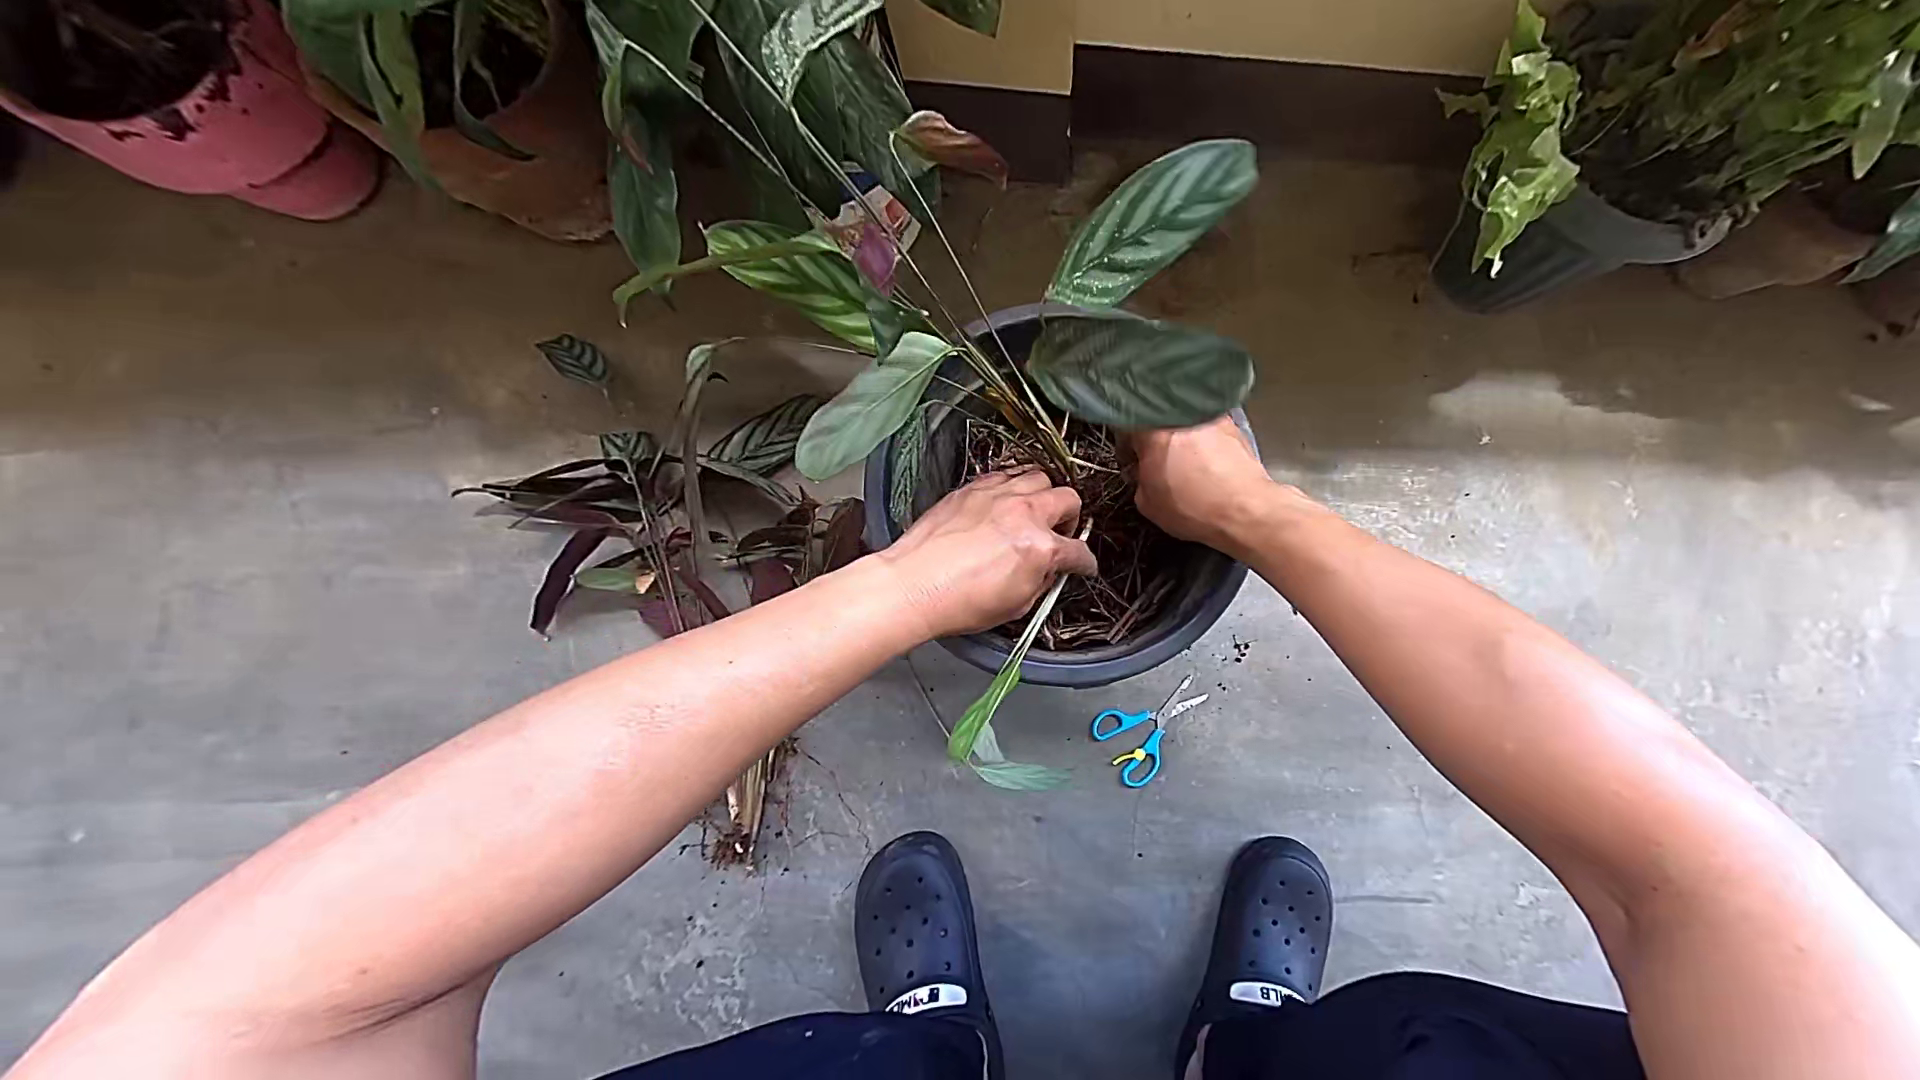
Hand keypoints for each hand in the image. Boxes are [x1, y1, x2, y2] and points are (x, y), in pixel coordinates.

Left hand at [873, 470, 1098, 639]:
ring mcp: (996, 496)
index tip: (1081, 565)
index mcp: (1040, 548)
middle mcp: (1023, 513)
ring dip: (1042, 495)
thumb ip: (1042, 582)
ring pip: (1038, 477)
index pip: (1079, 551)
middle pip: (1068, 499)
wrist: (913, 585)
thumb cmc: (956, 601)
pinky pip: (1004, 475)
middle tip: (1057, 534)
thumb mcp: (1016, 605)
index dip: (1084, 563)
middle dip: (1069, 519)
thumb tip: (1050, 571)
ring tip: (1032, 513)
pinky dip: (1011, 487)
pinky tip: (1004, 504)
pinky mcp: (971, 489)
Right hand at [1132, 416, 1305, 556]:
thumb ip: (1138, 480)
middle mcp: (1181, 416)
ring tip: (1187, 468)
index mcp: (1152, 430)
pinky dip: (1206, 446)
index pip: (1128, 426)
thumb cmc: (1196, 506)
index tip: (1131, 460)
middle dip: (1157, 442)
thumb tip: (1141, 475)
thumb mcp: (1147, 504)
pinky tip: (1208, 468)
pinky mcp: (1235, 428)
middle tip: (1158, 464)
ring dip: (1183, 442)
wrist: (1243, 510)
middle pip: (1160, 422)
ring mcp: (1211, 419)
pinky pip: (1210, 433)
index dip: (1127, 447)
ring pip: (1187, 426)